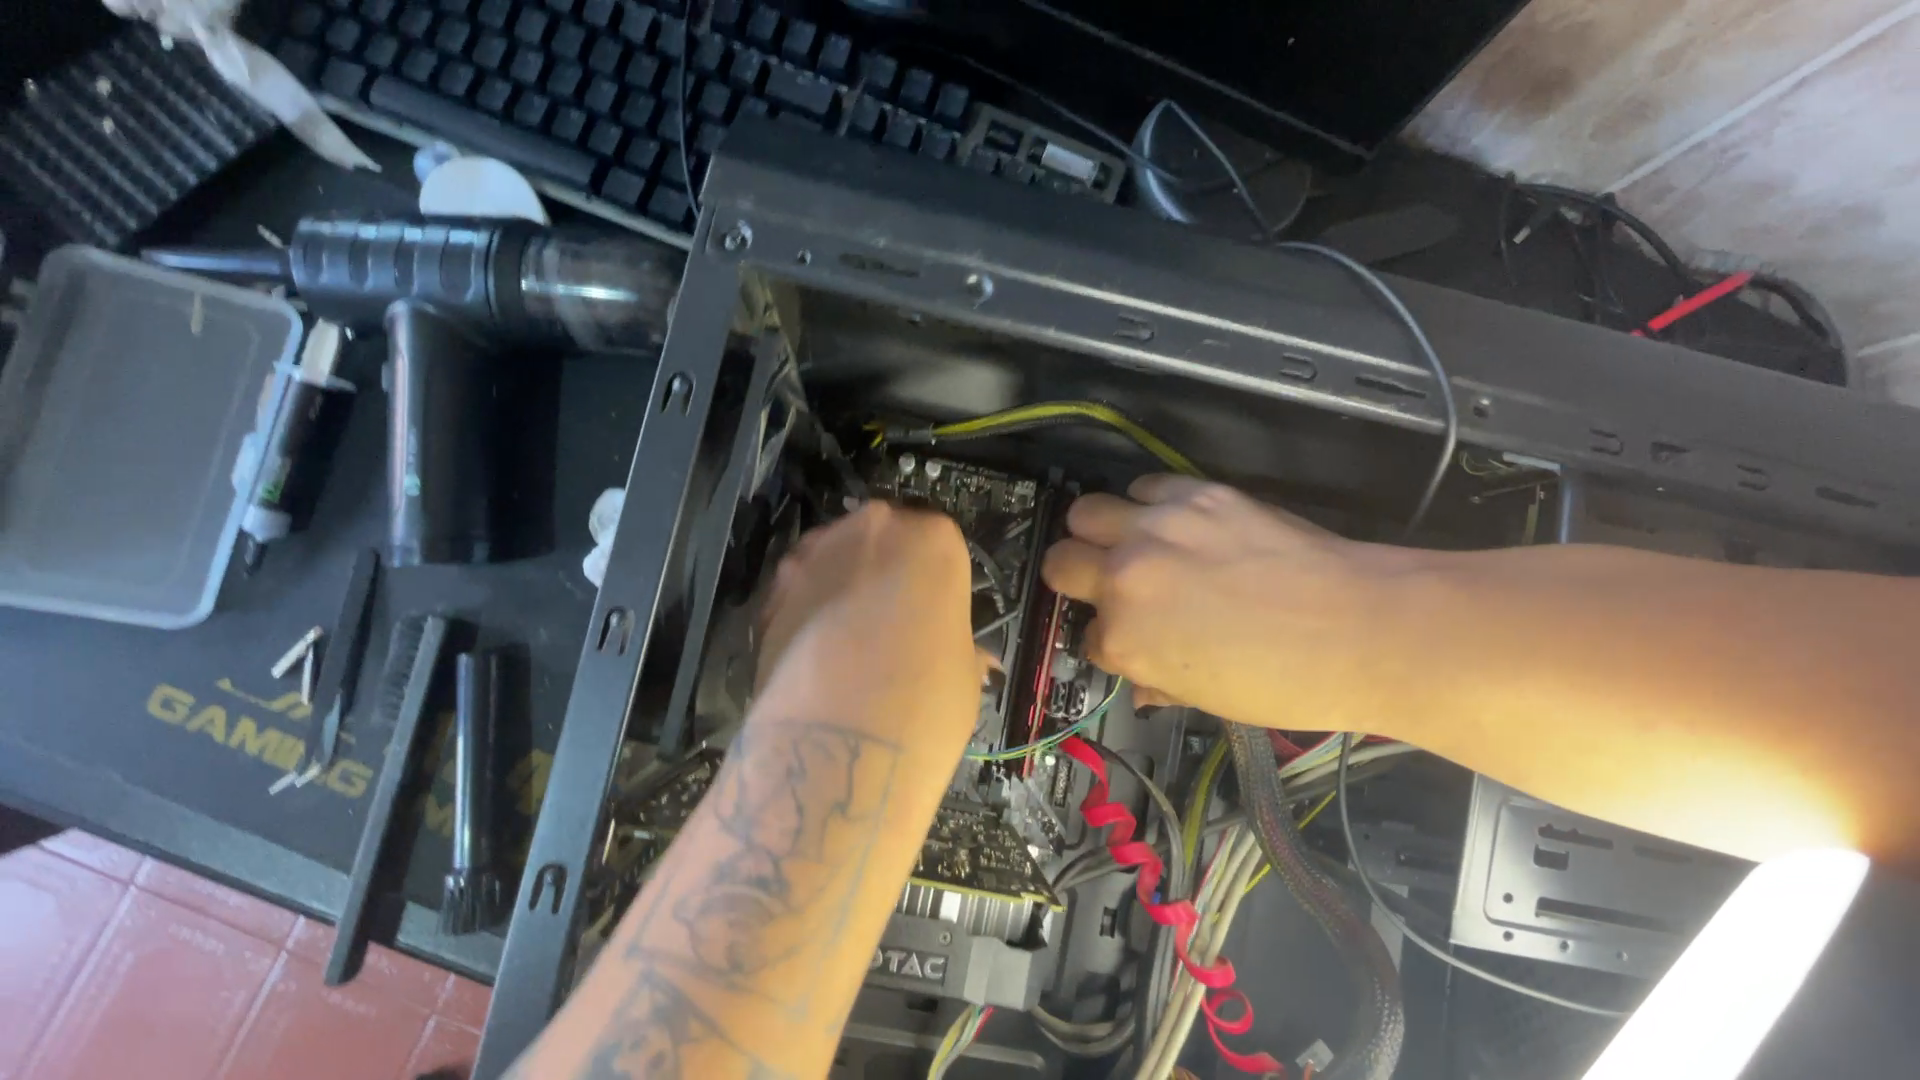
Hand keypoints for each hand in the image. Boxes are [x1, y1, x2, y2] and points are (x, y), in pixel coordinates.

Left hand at [756, 502, 980, 754]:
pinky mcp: (770, 591)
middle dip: (884, 572)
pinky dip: (806, 614)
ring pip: (833, 560)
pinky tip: (816, 657)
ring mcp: (813, 556)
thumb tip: (977, 661)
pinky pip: (799, 593)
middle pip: (881, 539)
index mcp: (933, 539)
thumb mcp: (964, 676)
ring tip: (848, 644)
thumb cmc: (925, 699)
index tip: (933, 611)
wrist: (837, 741)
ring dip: (841, 588)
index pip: (939, 543)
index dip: (934, 579)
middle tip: (891, 623)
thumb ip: (960, 649)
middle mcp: (871, 530)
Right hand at [1042, 475, 1404, 730]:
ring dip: (1100, 532)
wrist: (1362, 627)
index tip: (1127, 640)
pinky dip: (1148, 503)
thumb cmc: (1286, 682)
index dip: (1108, 641)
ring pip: (1087, 512)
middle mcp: (1126, 577)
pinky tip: (1172, 522)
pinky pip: (1145, 486)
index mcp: (1125, 640)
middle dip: (1076, 578)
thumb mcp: (1207, 700)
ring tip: (1131, 544)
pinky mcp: (1196, 493)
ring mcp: (1159, 528)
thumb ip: (1157, 681)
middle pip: (1061, 562)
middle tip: (1105, 585)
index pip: (1088, 637)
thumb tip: (1140, 679)